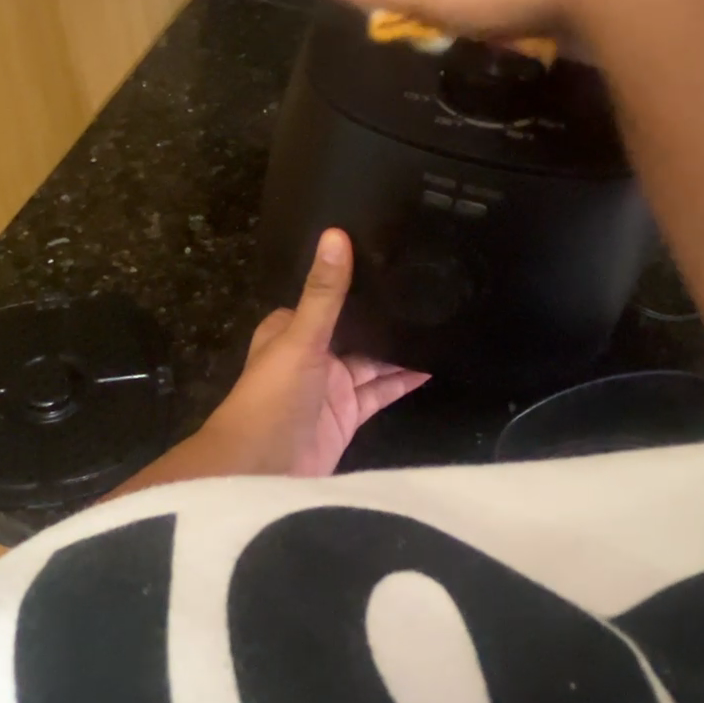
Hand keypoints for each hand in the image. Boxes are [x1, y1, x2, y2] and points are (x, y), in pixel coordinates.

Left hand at [200, 228, 429, 475]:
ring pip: (371, 362)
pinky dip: (402, 382)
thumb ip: (324, 292)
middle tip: (432, 290)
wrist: (261, 469)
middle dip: (385, 317)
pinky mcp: (348, 417)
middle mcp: (313, 355)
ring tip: (442, 324)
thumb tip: (336, 234)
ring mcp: (331, 388)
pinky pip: (379, 393)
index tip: (395, 256)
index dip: (356, 282)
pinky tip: (432, 366)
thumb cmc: (273, 395)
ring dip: (399, 349)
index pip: (329, 298)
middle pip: (355, 330)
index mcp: (292, 329)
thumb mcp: (301, 337)